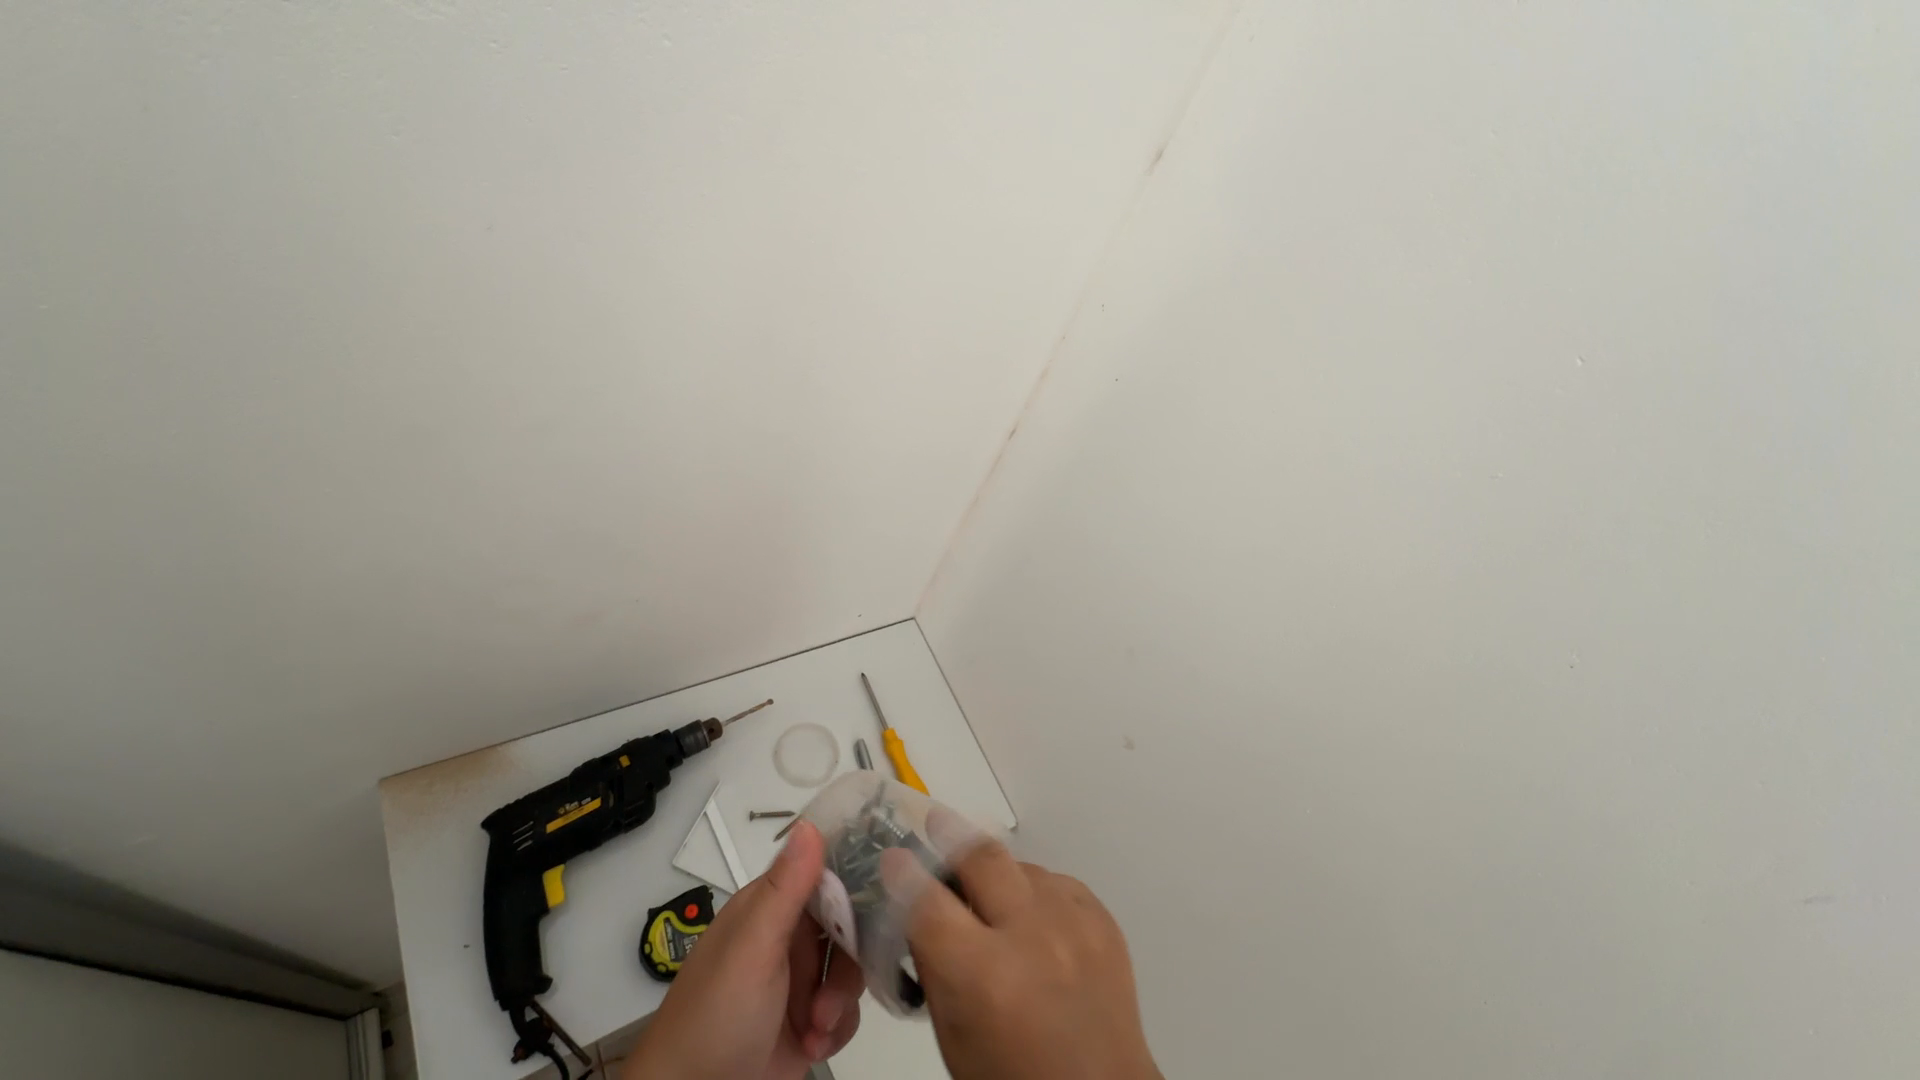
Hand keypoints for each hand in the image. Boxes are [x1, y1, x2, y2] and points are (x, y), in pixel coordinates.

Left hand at [623, 823, 863, 1079]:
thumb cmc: (717, 1015)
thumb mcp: (753, 947)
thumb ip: (786, 888)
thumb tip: (810, 822)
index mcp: (770, 908)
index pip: (826, 875)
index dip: (857, 883)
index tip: (888, 895)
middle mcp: (787, 938)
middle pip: (849, 926)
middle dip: (850, 961)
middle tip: (832, 992)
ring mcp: (798, 981)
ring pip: (852, 970)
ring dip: (841, 1001)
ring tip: (816, 1027)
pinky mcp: (808, 1020)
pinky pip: (847, 1011)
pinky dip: (836, 1029)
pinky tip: (813, 1044)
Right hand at [896, 841, 1160, 1079]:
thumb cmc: (1010, 1076)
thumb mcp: (953, 1034)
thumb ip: (935, 966)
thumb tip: (917, 909)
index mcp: (983, 974)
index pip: (927, 900)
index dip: (903, 873)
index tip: (893, 856)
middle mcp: (1030, 936)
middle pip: (981, 857)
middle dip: (951, 835)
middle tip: (935, 822)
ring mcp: (1073, 923)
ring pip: (1022, 866)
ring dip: (999, 874)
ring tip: (990, 896)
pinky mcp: (1103, 921)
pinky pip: (1057, 883)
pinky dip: (1036, 892)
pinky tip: (1032, 917)